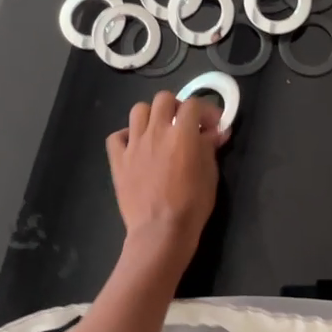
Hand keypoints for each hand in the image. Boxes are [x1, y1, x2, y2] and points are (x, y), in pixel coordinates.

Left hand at [105, 92, 226, 266]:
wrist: (160, 232)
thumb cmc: (192, 205)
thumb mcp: (210, 174)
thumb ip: (210, 148)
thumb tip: (215, 132)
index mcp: (182, 134)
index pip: (194, 105)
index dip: (206, 111)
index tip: (213, 126)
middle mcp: (156, 132)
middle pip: (163, 99)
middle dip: (178, 107)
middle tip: (185, 124)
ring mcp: (134, 145)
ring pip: (138, 110)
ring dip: (152, 116)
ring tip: (159, 131)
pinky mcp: (118, 161)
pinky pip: (116, 137)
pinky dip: (126, 137)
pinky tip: (136, 147)